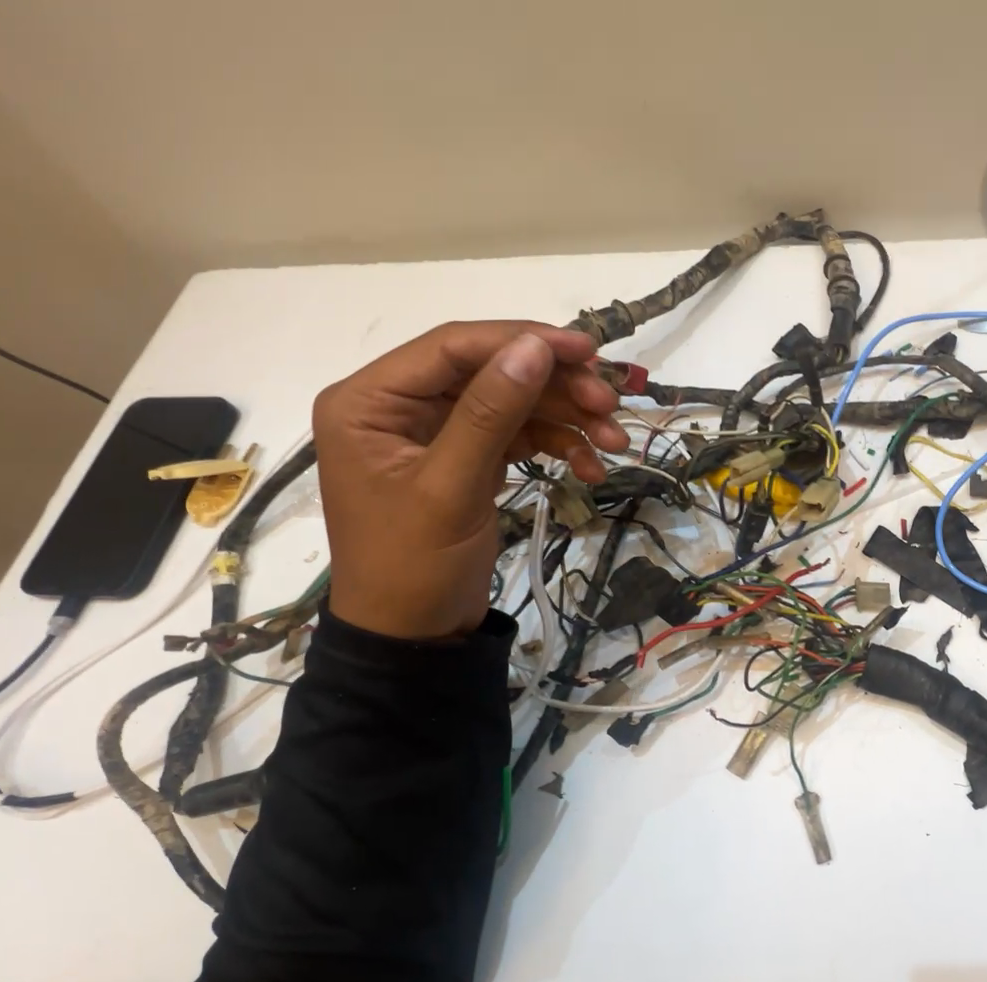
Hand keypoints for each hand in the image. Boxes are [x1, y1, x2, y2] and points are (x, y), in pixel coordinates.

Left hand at [314, 321, 630, 639]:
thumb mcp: (451, 487)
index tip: (587, 351)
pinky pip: (520, 435)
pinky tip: (592, 470)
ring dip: (569, 419)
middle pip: (493, 372)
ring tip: (616, 445)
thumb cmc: (414, 564)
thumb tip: (535, 346)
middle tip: (610, 405)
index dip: (524, 341)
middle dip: (557, 387)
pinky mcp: (468, 459)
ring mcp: (437, 433)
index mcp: (371, 400)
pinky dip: (559, 447)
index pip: (454, 347)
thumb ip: (490, 412)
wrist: (415, 635)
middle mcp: (401, 405)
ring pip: (515, 403)